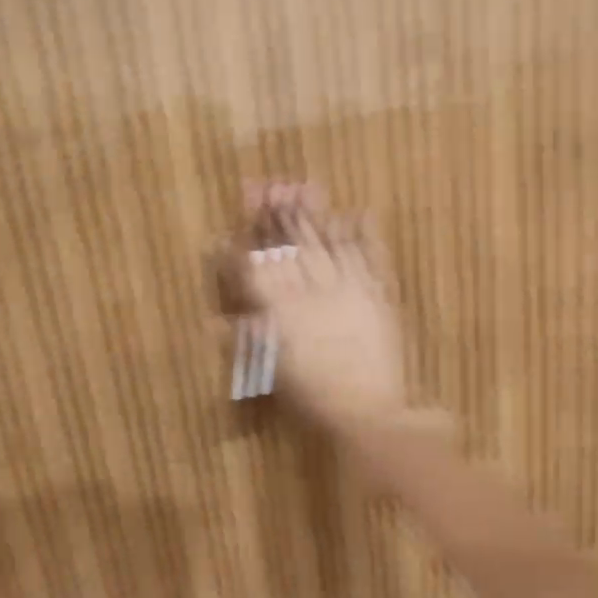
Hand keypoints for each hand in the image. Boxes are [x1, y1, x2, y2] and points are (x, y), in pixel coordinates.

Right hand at [229, 183, 410, 431]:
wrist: (370, 412)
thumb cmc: (314, 400)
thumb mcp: (274, 372)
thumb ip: (251, 338)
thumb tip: (218, 320)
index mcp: (283, 311)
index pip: (256, 270)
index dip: (240, 248)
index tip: (228, 229)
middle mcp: (314, 291)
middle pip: (291, 246)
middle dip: (276, 216)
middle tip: (265, 186)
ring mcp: (350, 290)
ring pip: (328, 243)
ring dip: (314, 214)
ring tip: (304, 186)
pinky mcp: (379, 297)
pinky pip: (372, 258)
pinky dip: (365, 235)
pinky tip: (360, 213)